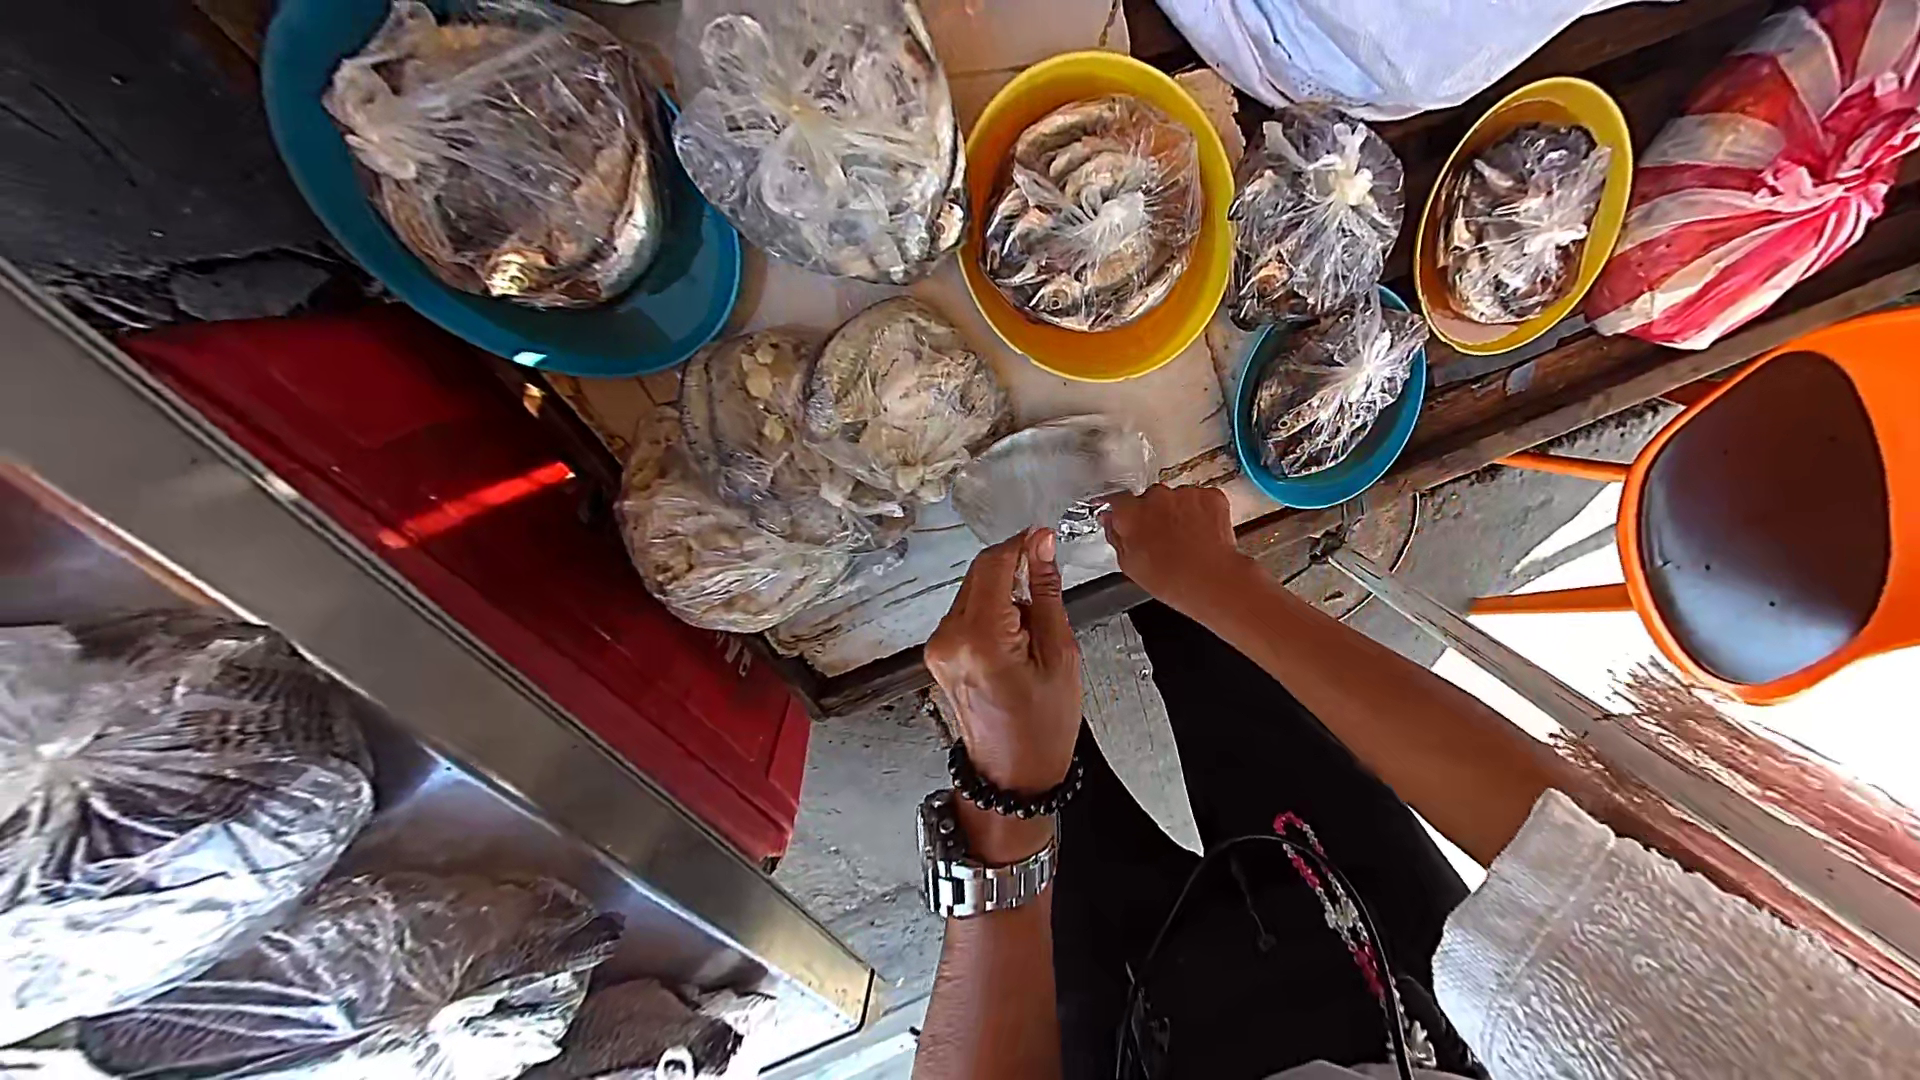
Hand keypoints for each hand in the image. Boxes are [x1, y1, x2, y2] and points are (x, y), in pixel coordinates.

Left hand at [926, 529, 1081, 798]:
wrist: (1012, 773)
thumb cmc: (1043, 726)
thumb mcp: (1060, 654)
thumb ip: (1046, 592)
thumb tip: (1042, 546)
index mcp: (981, 639)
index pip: (992, 565)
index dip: (1019, 544)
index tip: (1042, 538)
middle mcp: (949, 639)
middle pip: (977, 574)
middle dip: (1012, 567)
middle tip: (1045, 578)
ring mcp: (938, 647)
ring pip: (971, 591)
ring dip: (1002, 590)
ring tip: (1032, 624)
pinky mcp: (938, 653)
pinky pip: (965, 612)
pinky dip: (990, 610)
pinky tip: (1014, 635)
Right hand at [1101, 484, 1247, 609]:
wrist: (1211, 580)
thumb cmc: (1171, 577)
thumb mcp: (1128, 564)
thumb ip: (1116, 536)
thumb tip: (1112, 523)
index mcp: (1130, 513)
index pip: (1117, 501)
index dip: (1120, 511)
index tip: (1123, 516)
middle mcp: (1155, 497)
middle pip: (1149, 498)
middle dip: (1153, 513)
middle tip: (1160, 538)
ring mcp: (1184, 495)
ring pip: (1176, 498)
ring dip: (1177, 512)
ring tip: (1184, 539)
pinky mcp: (1210, 496)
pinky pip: (1200, 498)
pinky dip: (1201, 511)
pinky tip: (1200, 533)